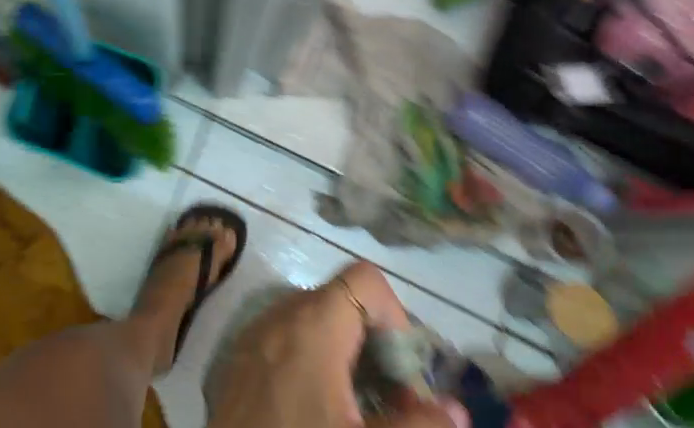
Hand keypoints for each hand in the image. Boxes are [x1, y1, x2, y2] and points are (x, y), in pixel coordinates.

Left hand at [207, 262, 468, 427]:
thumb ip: (419, 425)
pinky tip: (319, 410)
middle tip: (394, 401)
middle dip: (377, 345)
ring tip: (360, 408)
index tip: (406, 373)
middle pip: (342, 302)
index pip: (365, 279)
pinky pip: (285, 341)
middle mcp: (278, 316)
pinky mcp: (238, 360)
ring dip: (346, 356)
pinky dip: (312, 363)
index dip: (397, 318)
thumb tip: (455, 409)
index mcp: (311, 325)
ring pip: (313, 322)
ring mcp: (253, 336)